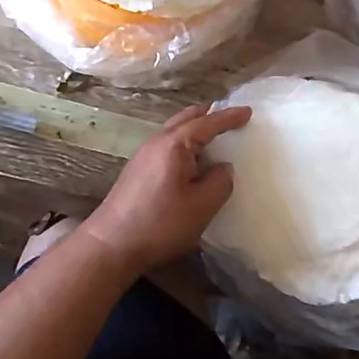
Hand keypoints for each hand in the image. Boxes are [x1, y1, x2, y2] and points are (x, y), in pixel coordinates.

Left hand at [77, 103, 251, 271]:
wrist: (110, 246)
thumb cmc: (160, 224)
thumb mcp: (202, 206)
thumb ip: (221, 182)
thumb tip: (224, 167)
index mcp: (174, 145)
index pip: (207, 123)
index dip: (229, 117)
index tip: (248, 112)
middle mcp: (157, 143)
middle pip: (186, 119)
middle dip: (209, 116)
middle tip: (230, 118)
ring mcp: (143, 156)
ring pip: (174, 131)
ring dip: (195, 130)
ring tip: (214, 138)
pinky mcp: (137, 171)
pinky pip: (167, 145)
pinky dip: (184, 144)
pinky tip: (192, 161)